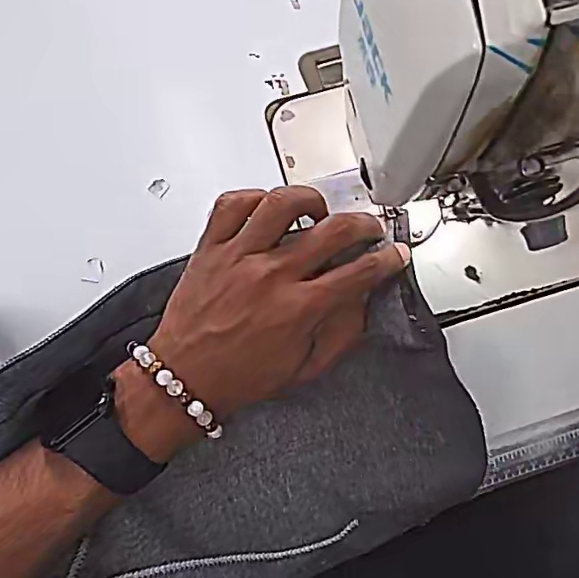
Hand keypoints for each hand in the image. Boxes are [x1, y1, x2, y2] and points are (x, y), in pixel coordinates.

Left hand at [112, 186, 411, 460]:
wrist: (185, 380)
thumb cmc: (238, 377)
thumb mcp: (303, 369)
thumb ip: (341, 335)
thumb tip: (363, 302)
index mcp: (298, 309)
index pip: (359, 271)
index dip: (387, 258)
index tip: (393, 254)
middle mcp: (271, 277)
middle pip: (333, 230)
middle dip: (364, 224)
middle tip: (367, 228)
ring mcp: (239, 257)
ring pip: (283, 203)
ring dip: (312, 200)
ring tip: (318, 211)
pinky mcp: (211, 249)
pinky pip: (232, 204)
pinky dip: (255, 198)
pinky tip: (267, 209)